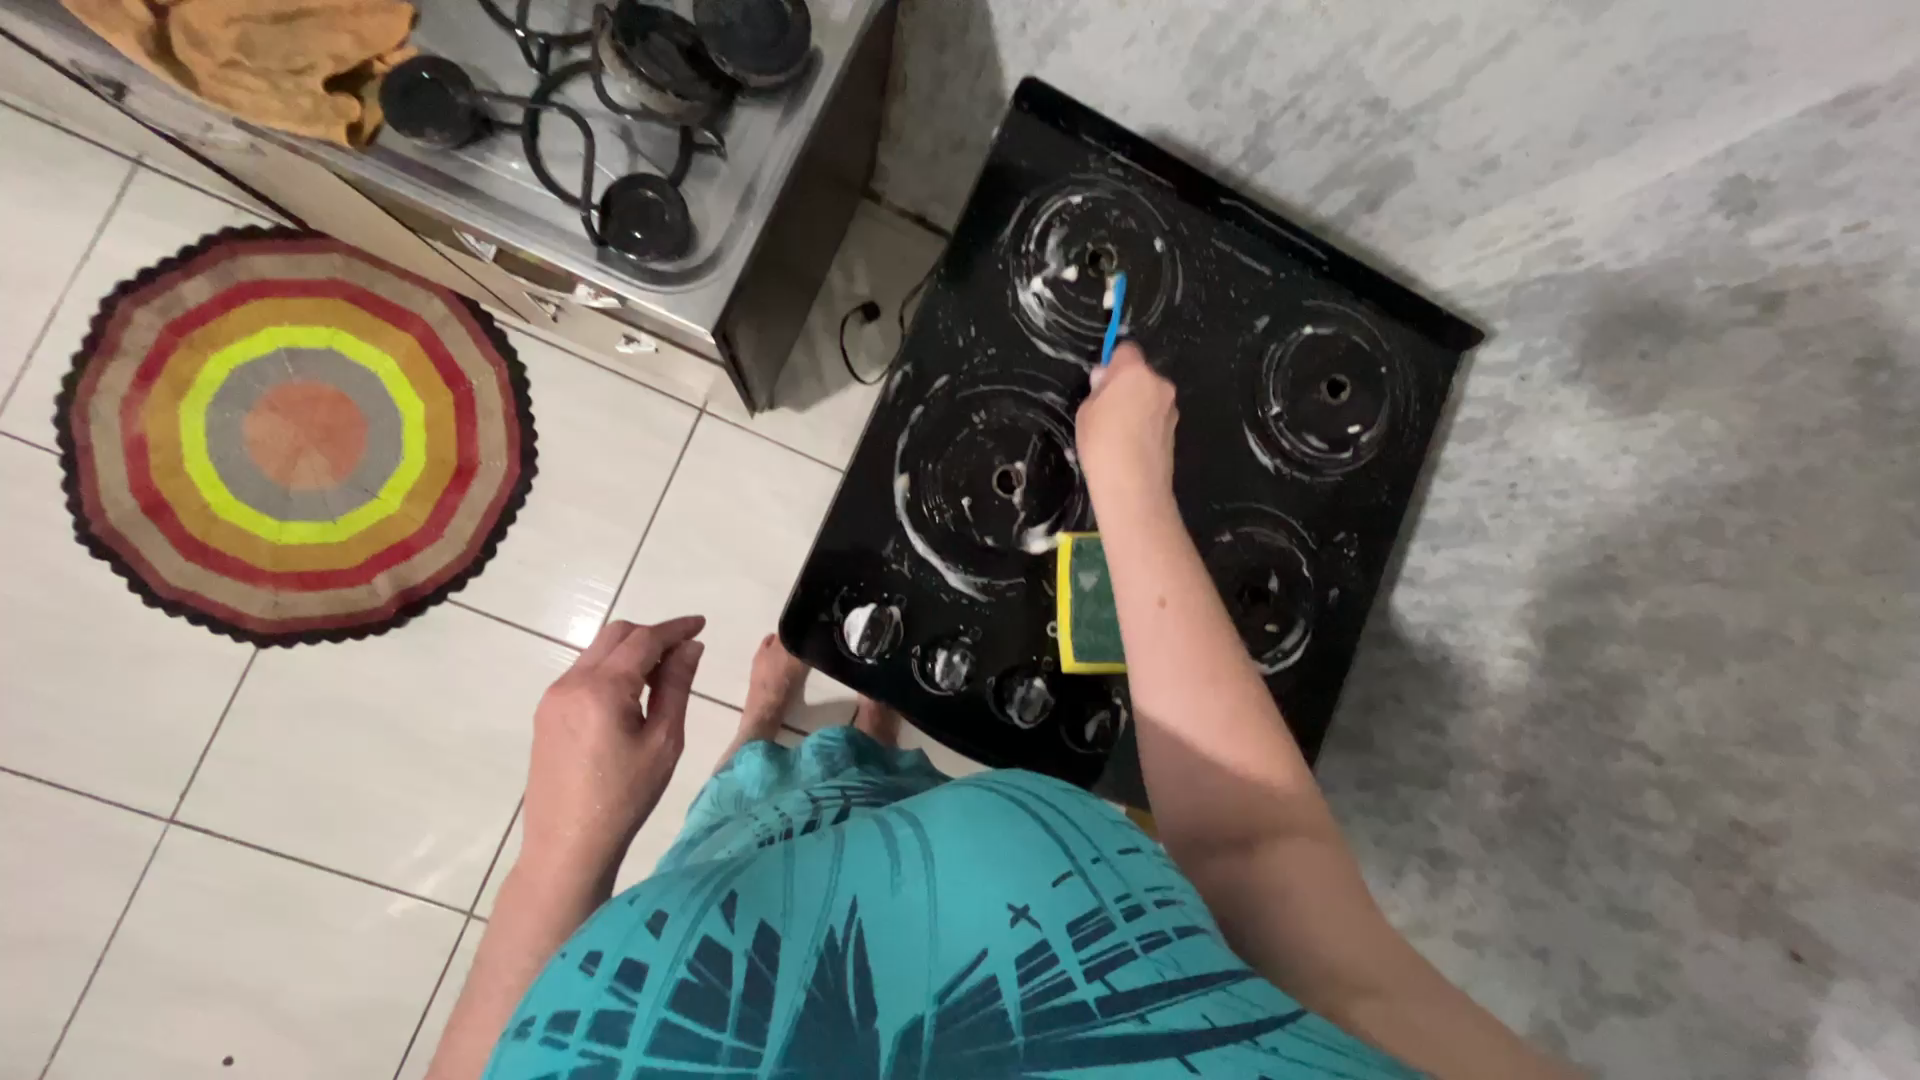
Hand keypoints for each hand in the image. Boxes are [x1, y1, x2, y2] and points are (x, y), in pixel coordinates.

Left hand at [520, 616, 705, 884]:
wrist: (567, 846)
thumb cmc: (625, 797)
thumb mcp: (663, 741)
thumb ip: (677, 686)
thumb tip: (690, 647)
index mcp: (601, 689)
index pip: (644, 639)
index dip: (675, 628)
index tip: (702, 624)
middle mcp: (571, 682)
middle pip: (616, 635)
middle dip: (653, 634)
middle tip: (685, 652)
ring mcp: (553, 697)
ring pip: (598, 651)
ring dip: (632, 651)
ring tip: (663, 675)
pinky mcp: (547, 713)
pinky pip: (585, 673)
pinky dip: (613, 669)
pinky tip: (633, 694)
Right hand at [1076, 341, 1178, 502]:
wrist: (1133, 487)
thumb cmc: (1101, 444)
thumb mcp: (1085, 413)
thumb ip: (1097, 391)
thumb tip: (1104, 380)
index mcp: (1134, 372)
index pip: (1125, 349)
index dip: (1112, 363)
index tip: (1100, 383)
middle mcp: (1159, 384)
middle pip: (1140, 374)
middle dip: (1125, 386)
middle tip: (1105, 410)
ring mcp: (1170, 408)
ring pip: (1150, 396)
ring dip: (1137, 406)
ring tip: (1117, 434)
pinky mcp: (1175, 430)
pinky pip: (1155, 417)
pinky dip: (1145, 425)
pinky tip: (1130, 446)